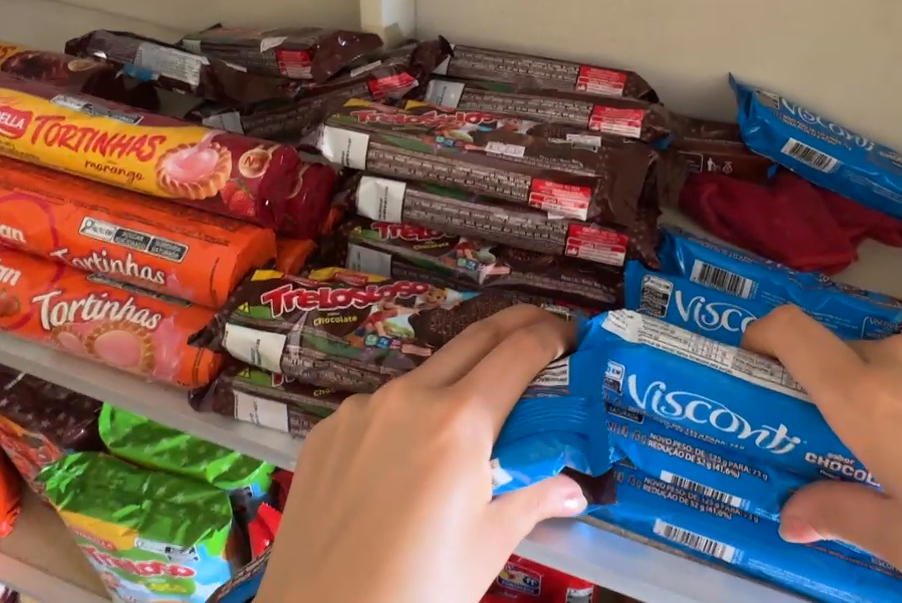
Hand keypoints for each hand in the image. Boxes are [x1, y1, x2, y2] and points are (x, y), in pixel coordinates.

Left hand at [256, 305, 587, 602]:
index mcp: (460, 421)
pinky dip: (410, 413)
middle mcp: (410, 396)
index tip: (572, 334)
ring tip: (474, 412)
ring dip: (460, 375)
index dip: (552, 334)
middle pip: (476, 337)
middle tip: (543, 333)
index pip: (518, 351)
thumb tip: (573, 489)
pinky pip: (380, 405)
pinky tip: (408, 456)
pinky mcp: (328, 427)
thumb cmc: (418, 590)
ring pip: (425, 373)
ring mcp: (362, 407)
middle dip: (516, 325)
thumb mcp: (487, 547)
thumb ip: (533, 499)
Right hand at [743, 306, 901, 602]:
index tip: (758, 367)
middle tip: (859, 451)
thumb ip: (841, 514)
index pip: (789, 330)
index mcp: (868, 397)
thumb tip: (790, 514)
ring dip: (894, 394)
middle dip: (838, 392)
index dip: (762, 337)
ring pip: (901, 359)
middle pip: (846, 354)